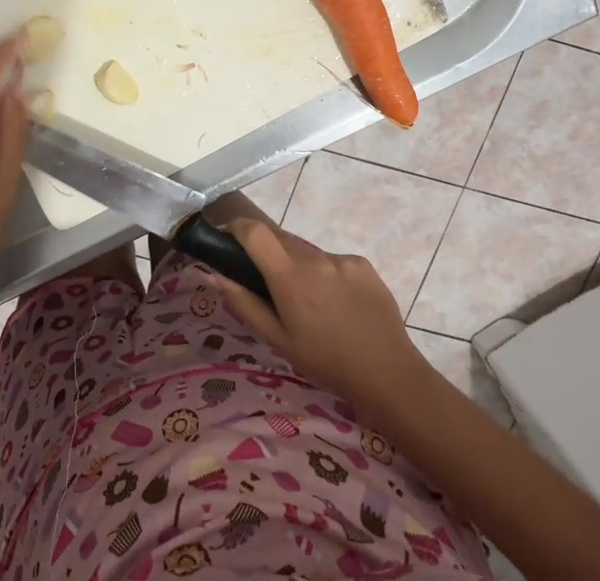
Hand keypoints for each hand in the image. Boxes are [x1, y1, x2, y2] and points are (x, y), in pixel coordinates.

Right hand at [212, 216, 433, 411]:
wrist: (386, 372)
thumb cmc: (323, 360)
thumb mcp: (276, 338)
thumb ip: (243, 302)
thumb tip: (213, 274)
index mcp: (290, 277)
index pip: (255, 231)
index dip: (238, 228)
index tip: (230, 240)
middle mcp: (315, 259)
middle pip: (280, 238)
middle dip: (267, 252)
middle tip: (269, 284)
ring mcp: (343, 259)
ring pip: (307, 251)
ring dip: (298, 264)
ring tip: (310, 302)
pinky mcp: (363, 264)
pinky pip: (333, 260)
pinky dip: (325, 273)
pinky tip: (337, 303)